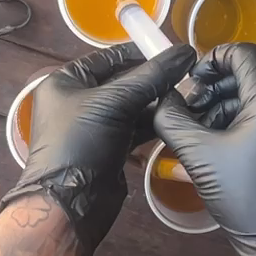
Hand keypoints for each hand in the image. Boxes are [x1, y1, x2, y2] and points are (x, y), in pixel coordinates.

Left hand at [7, 42, 195, 255]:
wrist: (70, 204)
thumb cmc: (81, 143)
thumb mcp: (115, 103)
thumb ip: (151, 77)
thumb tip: (185, 51)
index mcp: (66, 81)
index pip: (108, 57)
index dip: (139, 52)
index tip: (172, 51)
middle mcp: (78, 100)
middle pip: (122, 81)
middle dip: (153, 79)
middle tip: (188, 74)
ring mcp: (94, 126)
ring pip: (131, 105)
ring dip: (157, 102)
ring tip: (189, 94)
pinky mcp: (109, 147)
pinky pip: (134, 127)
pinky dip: (154, 122)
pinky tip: (177, 117)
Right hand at [152, 42, 255, 255]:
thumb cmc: (243, 197)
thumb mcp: (198, 156)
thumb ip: (173, 118)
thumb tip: (164, 97)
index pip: (243, 52)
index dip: (213, 59)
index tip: (193, 82)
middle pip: (251, 74)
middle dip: (216, 88)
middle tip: (193, 113)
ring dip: (229, 106)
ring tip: (205, 134)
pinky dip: (248, 120)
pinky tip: (227, 146)